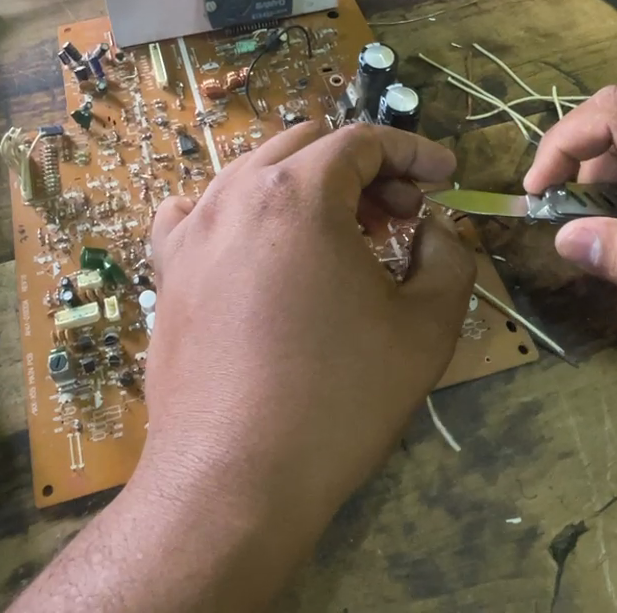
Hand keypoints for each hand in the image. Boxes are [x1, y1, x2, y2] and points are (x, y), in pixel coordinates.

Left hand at [139, 121, 474, 541]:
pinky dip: (237, 208)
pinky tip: (257, 245)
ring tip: (339, 236)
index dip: (412, 151)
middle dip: (363, 168)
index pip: (361, 140)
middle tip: (399, 216)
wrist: (232, 477)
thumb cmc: (336, 399)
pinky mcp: (167, 267)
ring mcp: (192, 227)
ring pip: (255, 171)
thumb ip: (448, 258)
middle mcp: (235, 192)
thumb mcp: (424, 329)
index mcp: (297, 192)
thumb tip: (436, 228)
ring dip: (307, 186)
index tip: (445, 178)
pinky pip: (197, 209)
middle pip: (307, 146)